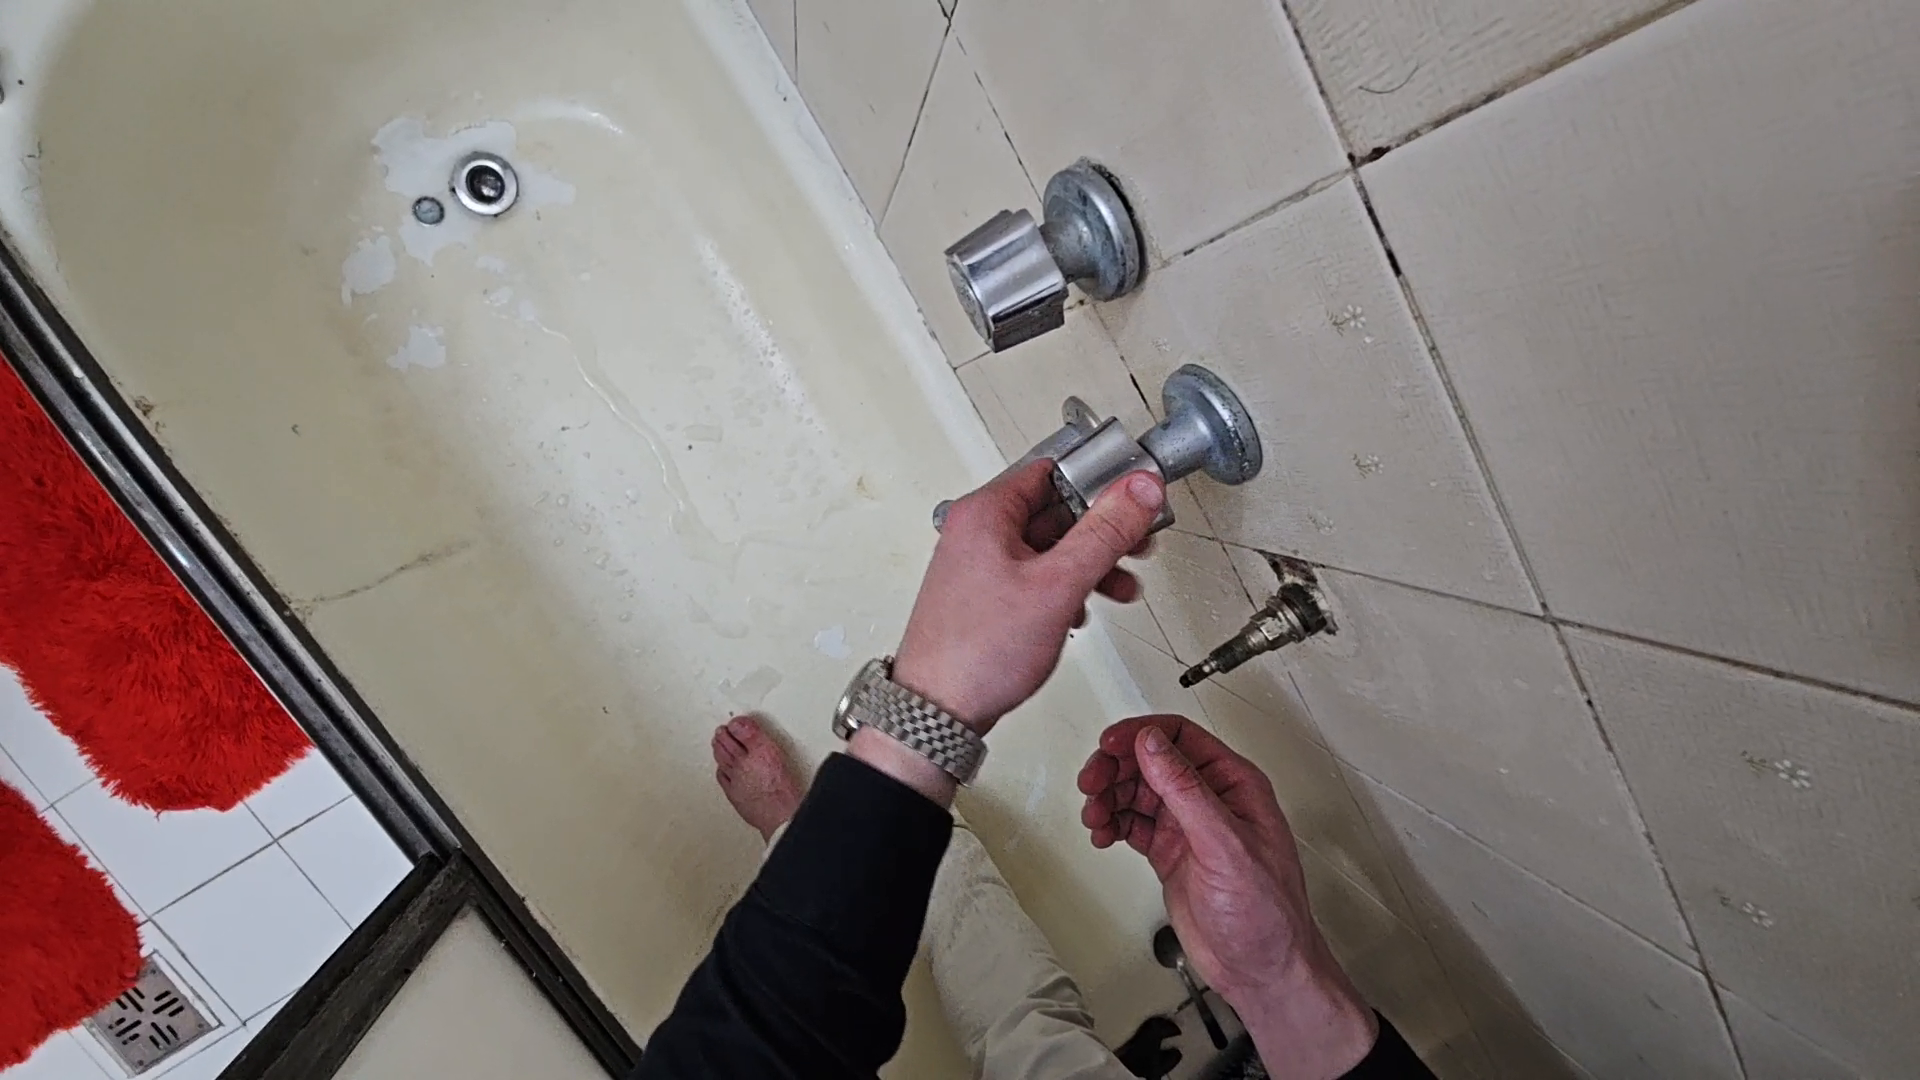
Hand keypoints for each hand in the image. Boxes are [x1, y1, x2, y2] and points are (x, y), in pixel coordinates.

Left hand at [892, 459, 1162, 733]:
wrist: (939, 712)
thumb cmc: (977, 652)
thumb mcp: (1057, 584)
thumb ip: (1104, 533)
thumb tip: (1138, 490)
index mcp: (985, 513)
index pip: (1050, 471)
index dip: (1097, 481)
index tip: (1131, 495)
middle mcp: (977, 533)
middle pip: (1054, 511)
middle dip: (1100, 531)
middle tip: (1135, 543)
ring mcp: (980, 566)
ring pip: (1048, 548)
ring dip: (1088, 564)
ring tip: (1119, 585)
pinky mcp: (986, 596)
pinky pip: (1035, 577)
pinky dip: (1064, 588)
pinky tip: (1080, 611)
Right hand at [1078, 716, 1377, 1079]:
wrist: (1262, 974)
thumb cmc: (1268, 916)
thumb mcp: (1225, 844)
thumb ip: (1185, 789)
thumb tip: (1151, 742)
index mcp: (1232, 783)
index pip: (1179, 736)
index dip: (1140, 734)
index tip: (1110, 745)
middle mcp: (1207, 797)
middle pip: (1148, 760)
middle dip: (1115, 767)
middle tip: (1093, 784)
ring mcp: (1186, 823)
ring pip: (1134, 789)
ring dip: (1108, 796)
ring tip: (1095, 816)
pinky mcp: (1168, 849)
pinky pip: (1130, 821)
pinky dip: (1111, 823)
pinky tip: (1103, 834)